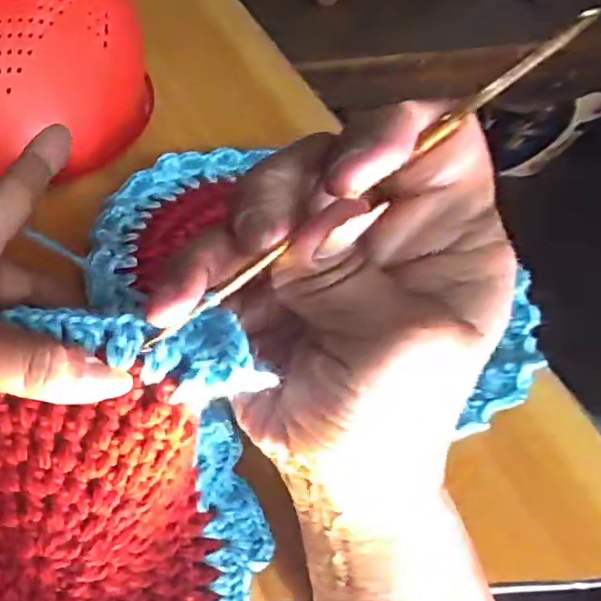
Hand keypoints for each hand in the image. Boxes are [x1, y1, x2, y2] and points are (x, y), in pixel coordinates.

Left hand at [0, 126, 130, 453]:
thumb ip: (36, 361)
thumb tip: (113, 377)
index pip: (7, 199)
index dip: (37, 171)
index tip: (62, 134)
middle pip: (27, 277)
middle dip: (68, 308)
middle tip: (123, 336)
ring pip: (18, 318)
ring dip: (52, 341)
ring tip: (108, 364)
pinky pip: (2, 347)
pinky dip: (30, 361)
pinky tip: (68, 379)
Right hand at [144, 103, 517, 494]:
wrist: (326, 463)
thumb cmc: (394, 407)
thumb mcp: (403, 342)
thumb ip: (358, 276)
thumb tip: (315, 221)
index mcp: (435, 229)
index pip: (428, 141)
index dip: (384, 137)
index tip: (342, 182)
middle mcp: (358, 228)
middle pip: (310, 166)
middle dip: (272, 197)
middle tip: (253, 244)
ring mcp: (289, 259)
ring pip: (240, 216)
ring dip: (207, 252)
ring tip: (181, 301)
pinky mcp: (235, 291)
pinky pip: (199, 270)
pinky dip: (177, 289)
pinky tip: (165, 317)